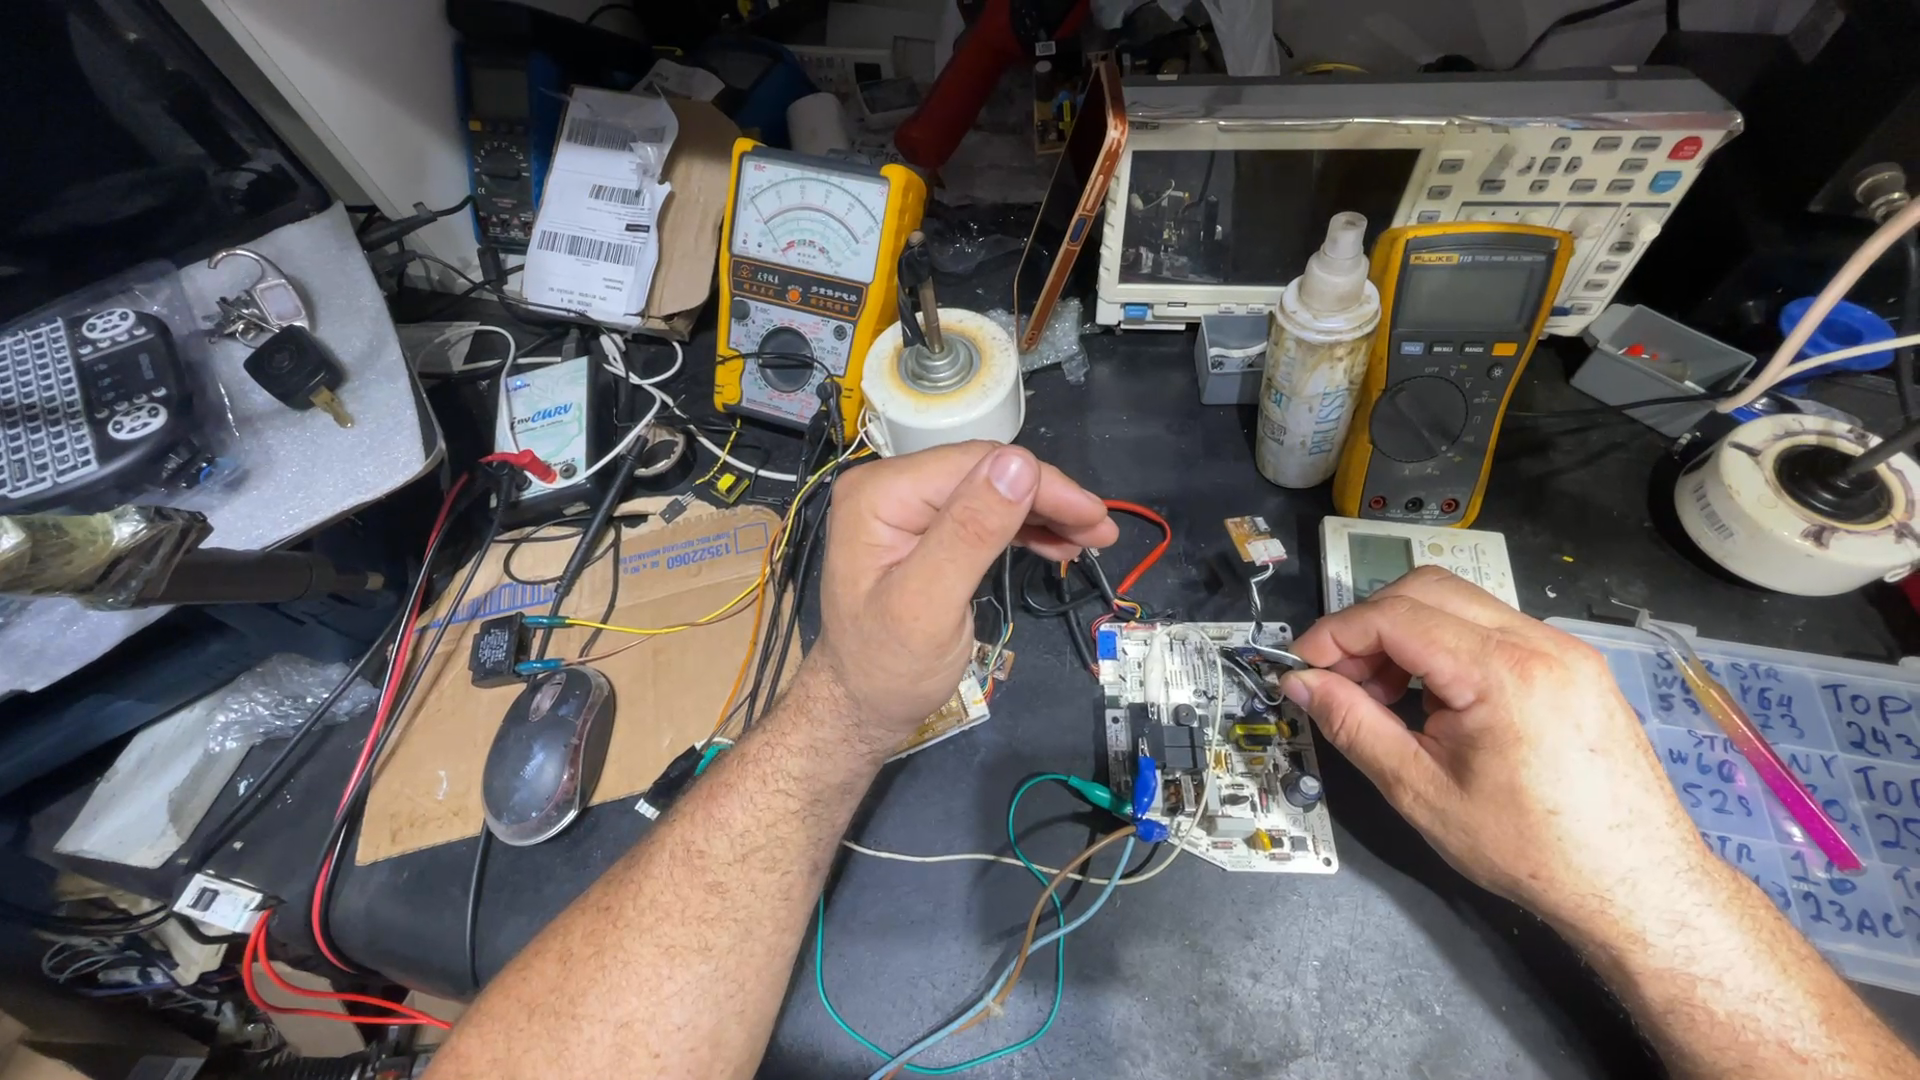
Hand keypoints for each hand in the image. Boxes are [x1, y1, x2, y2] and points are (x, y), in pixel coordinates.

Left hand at [809, 442, 1117, 750]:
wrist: (862, 706)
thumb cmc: (888, 668)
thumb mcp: (928, 605)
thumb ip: (970, 533)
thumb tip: (1020, 463)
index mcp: (881, 493)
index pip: (976, 464)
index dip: (1041, 484)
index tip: (1094, 516)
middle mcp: (890, 487)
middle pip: (986, 473)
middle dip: (1048, 497)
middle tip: (1102, 530)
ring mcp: (907, 508)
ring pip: (992, 491)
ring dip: (1043, 512)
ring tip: (1092, 538)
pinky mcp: (925, 531)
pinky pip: (983, 515)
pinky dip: (1024, 527)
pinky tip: (1058, 543)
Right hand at [1279, 567, 1708, 930]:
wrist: (1642, 887)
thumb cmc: (1527, 848)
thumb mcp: (1418, 790)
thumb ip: (1351, 723)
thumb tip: (1297, 681)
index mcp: (1501, 672)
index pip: (1393, 615)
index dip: (1333, 634)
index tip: (1300, 666)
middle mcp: (1538, 641)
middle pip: (1423, 588)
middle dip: (1365, 623)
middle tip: (1339, 677)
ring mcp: (1562, 648)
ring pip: (1455, 599)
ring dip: (1401, 630)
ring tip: (1381, 690)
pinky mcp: (1571, 663)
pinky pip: (1486, 625)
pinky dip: (1438, 643)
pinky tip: (1429, 694)